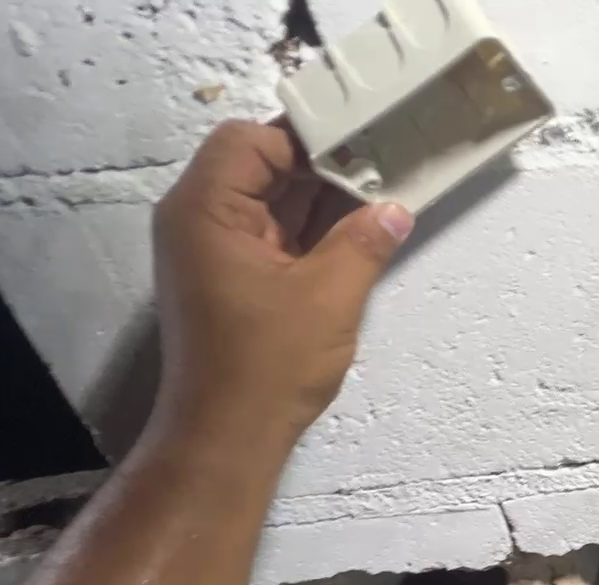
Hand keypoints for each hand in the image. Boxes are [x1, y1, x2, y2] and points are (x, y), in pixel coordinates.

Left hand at [151, 120, 413, 447]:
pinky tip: (359, 241)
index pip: (250, 143)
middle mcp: (203, 222)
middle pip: (262, 171)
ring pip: (275, 207)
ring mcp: (219, 253)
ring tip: (380, 205)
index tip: (362, 152)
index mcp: (207, 211)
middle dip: (323, 172)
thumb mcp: (329, 298)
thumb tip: (395, 211)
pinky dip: (317, 237)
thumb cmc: (270, 363)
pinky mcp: (239, 281)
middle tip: (383, 176)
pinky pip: (279, 240)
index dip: (306, 142)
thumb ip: (363, 246)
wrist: (232, 429)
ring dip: (324, 206)